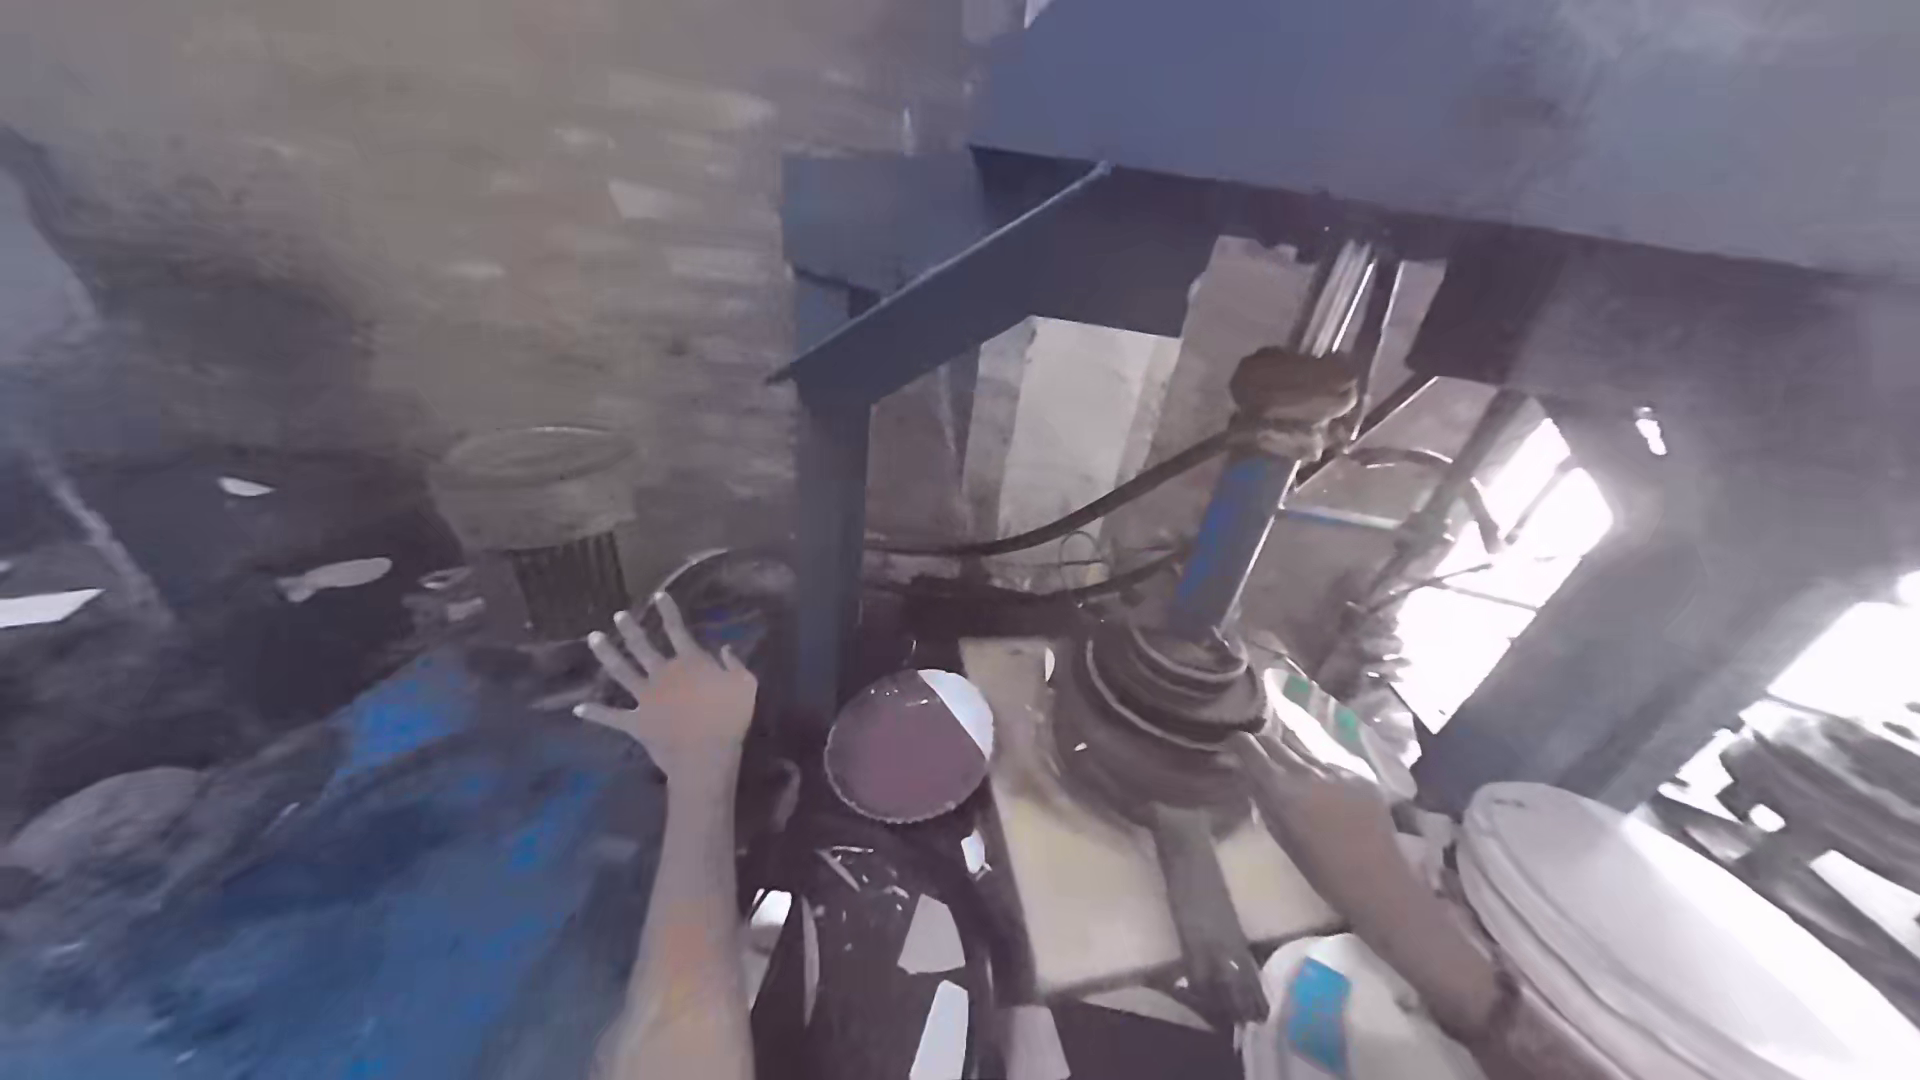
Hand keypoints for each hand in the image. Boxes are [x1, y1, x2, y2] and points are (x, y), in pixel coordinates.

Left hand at [576, 593, 757, 780]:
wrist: (705, 755)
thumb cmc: (730, 717)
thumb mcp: (745, 684)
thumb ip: (735, 663)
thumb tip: (725, 648)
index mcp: (690, 662)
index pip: (677, 629)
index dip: (668, 611)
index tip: (659, 595)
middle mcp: (663, 674)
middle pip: (642, 646)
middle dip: (630, 628)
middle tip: (618, 615)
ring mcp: (646, 698)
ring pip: (621, 671)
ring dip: (606, 654)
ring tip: (594, 638)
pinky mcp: (636, 722)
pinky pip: (611, 716)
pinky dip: (595, 713)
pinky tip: (579, 708)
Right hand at [1233, 729, 1501, 1036]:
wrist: (1382, 887)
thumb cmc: (1322, 872)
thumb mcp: (1281, 835)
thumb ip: (1263, 799)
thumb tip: (1248, 774)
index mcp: (1283, 788)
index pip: (1251, 748)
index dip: (1237, 742)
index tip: (1231, 742)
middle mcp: (1308, 771)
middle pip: (1275, 741)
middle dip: (1260, 743)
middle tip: (1253, 751)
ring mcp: (1336, 770)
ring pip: (1302, 748)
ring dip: (1288, 752)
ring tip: (1284, 764)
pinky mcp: (1359, 776)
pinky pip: (1327, 762)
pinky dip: (1316, 767)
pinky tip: (1318, 784)